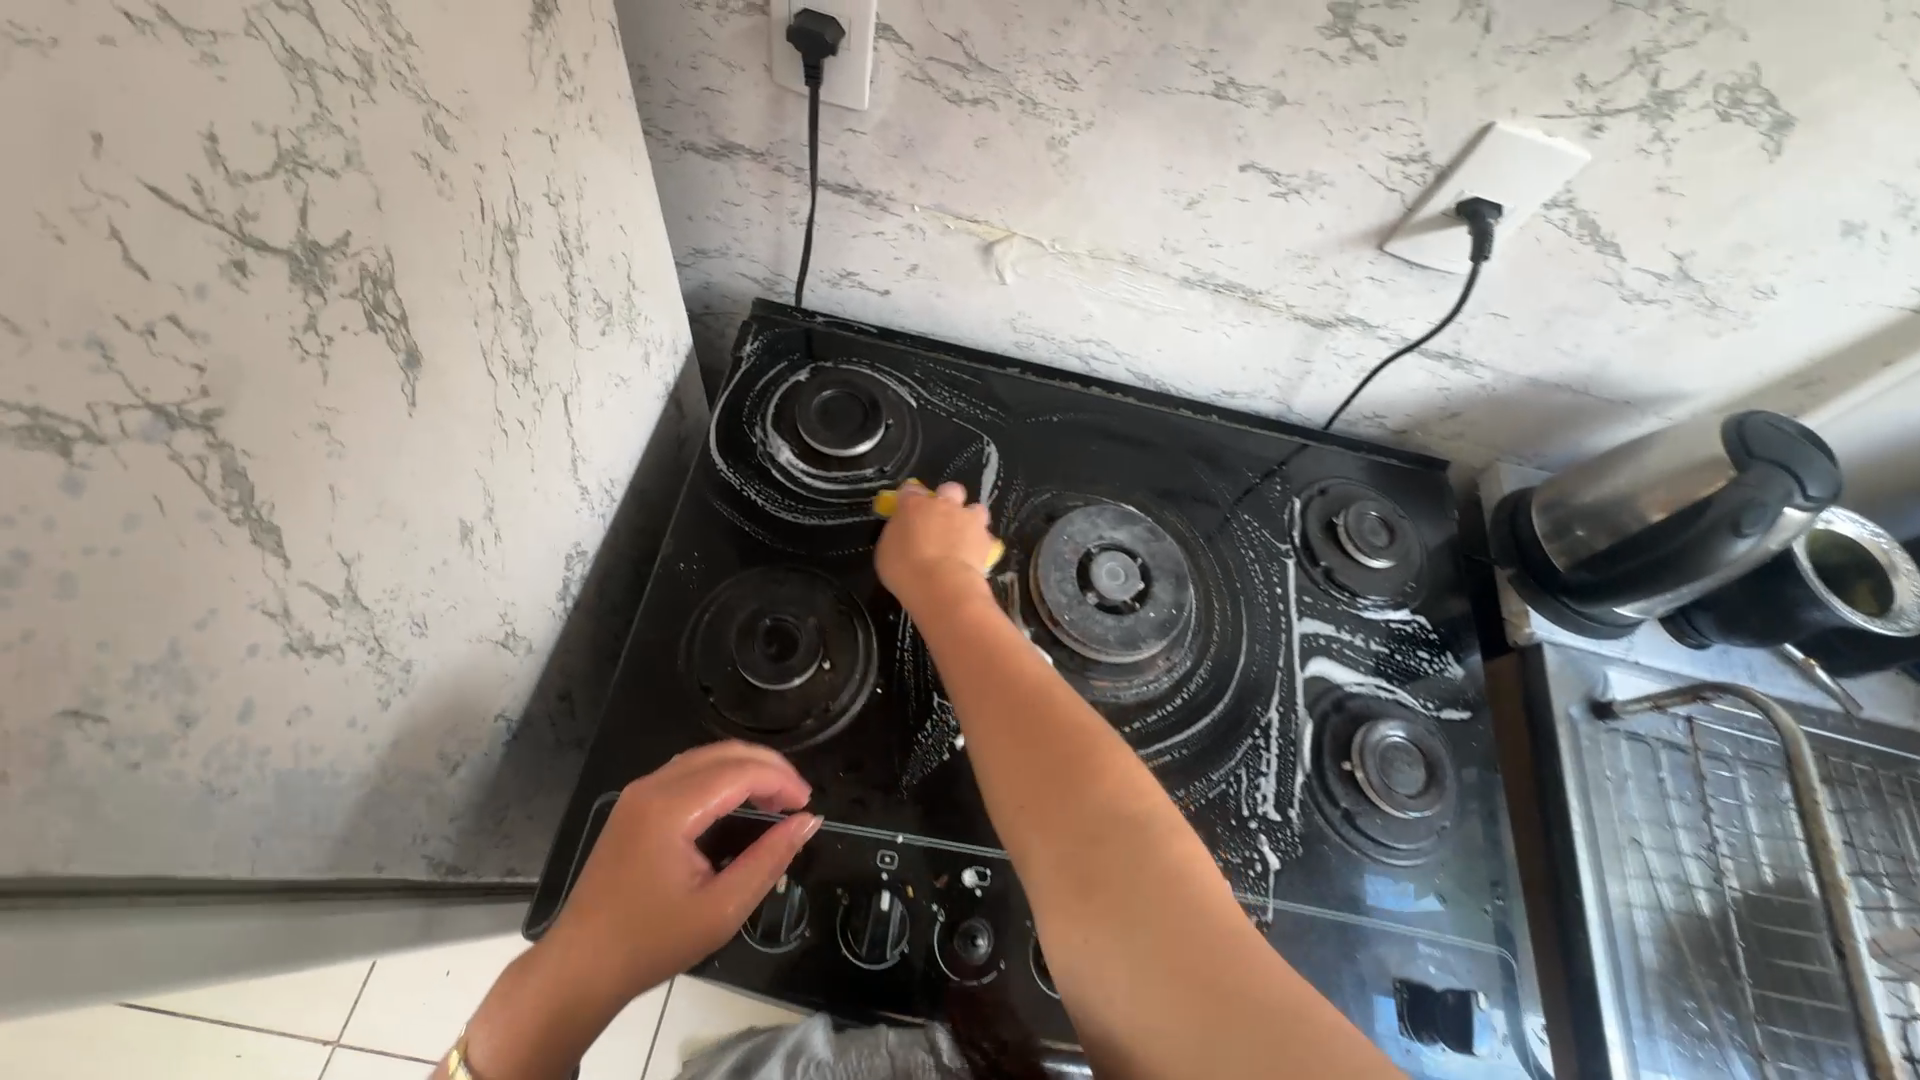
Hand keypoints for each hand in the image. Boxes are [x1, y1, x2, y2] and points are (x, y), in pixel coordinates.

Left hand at [542, 740, 822, 998]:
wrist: (579, 967)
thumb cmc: (651, 943)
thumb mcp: (722, 909)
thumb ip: (769, 859)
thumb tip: (808, 822)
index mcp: (669, 809)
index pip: (739, 772)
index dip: (780, 780)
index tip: (809, 804)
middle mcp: (651, 788)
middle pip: (723, 753)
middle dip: (768, 766)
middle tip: (798, 797)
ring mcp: (638, 794)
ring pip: (705, 757)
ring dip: (745, 767)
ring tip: (777, 796)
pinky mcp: (633, 806)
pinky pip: (687, 772)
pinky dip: (722, 775)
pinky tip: (741, 799)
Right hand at [875, 480, 998, 614]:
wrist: (940, 585)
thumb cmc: (904, 569)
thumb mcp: (886, 550)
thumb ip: (897, 534)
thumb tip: (904, 532)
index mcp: (913, 505)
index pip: (910, 490)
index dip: (909, 498)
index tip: (907, 511)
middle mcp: (943, 504)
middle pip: (950, 489)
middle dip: (947, 499)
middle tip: (940, 520)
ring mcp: (967, 519)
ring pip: (975, 508)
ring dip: (969, 518)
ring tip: (964, 537)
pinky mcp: (985, 538)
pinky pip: (985, 536)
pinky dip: (980, 543)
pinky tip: (973, 556)